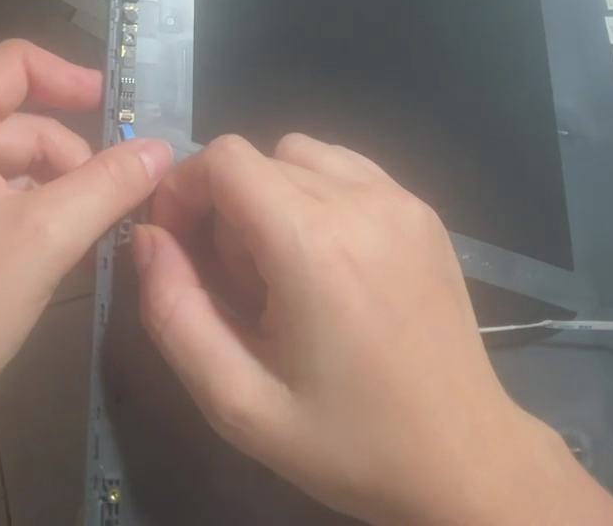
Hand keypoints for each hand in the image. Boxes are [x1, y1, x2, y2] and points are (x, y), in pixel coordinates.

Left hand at [0, 40, 170, 525]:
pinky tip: (76, 255)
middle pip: (25, 122)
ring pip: (20, 166)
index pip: (14, 63)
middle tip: (126, 202)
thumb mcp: (44, 239)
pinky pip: (4, 201)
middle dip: (78, 158)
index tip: (124, 111)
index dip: (72, 77)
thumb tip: (163, 149)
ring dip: (66, 194)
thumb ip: (109, 185)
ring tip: (104, 239)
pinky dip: (43, 218)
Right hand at [132, 134, 612, 525]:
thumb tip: (146, 237)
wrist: (466, 460)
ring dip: (268, 193)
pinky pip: (343, 165)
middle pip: (256, 157)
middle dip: (223, 205)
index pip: (224, 158)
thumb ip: (174, 312)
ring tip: (280, 266)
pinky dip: (313, 190)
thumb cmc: (349, 441)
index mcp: (313, 244)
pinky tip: (324, 254)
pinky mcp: (420, 207)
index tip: (180, 245)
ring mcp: (398, 198)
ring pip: (298, 152)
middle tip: (234, 281)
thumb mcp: (238, 402)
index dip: (185, 190)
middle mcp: (360, 201)